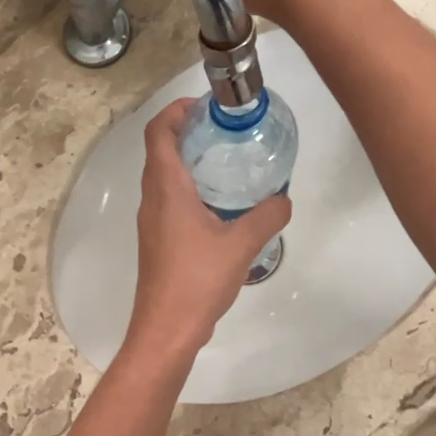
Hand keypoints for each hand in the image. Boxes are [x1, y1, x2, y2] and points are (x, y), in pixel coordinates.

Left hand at [124, 98, 291, 362]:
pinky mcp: (158, 243)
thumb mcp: (241, 245)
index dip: (176, 110)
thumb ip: (267, 216)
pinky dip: (191, 189)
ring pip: (165, 178)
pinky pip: (170, 202)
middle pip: (161, 151)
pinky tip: (222, 205)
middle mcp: (152, 200)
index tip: (206, 106)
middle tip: (227, 130)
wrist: (166, 330)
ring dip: (190, 162)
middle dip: (189, 132)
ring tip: (229, 162)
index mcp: (166, 189)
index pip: (158, 132)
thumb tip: (283, 199)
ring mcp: (152, 223)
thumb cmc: (197, 281)